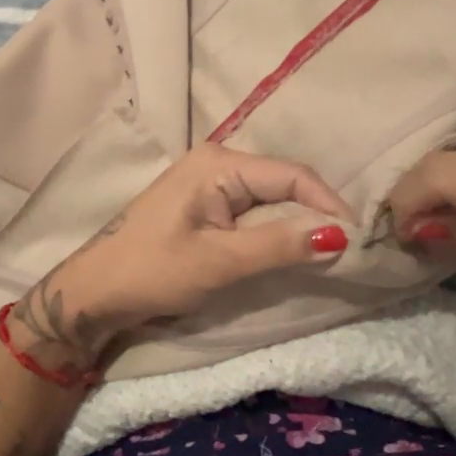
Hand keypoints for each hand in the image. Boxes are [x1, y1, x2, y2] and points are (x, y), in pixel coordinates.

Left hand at [8, 144, 353, 362]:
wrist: (96, 293)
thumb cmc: (152, 271)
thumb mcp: (220, 261)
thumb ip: (278, 245)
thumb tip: (339, 235)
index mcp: (218, 164)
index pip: (292, 175)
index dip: (329, 204)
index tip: (359, 239)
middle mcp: (215, 162)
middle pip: (283, 182)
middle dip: (317, 212)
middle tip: (350, 247)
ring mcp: (207, 183)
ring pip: (270, 198)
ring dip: (297, 222)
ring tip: (328, 251)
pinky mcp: (203, 206)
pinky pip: (251, 211)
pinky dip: (274, 229)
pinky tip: (291, 249)